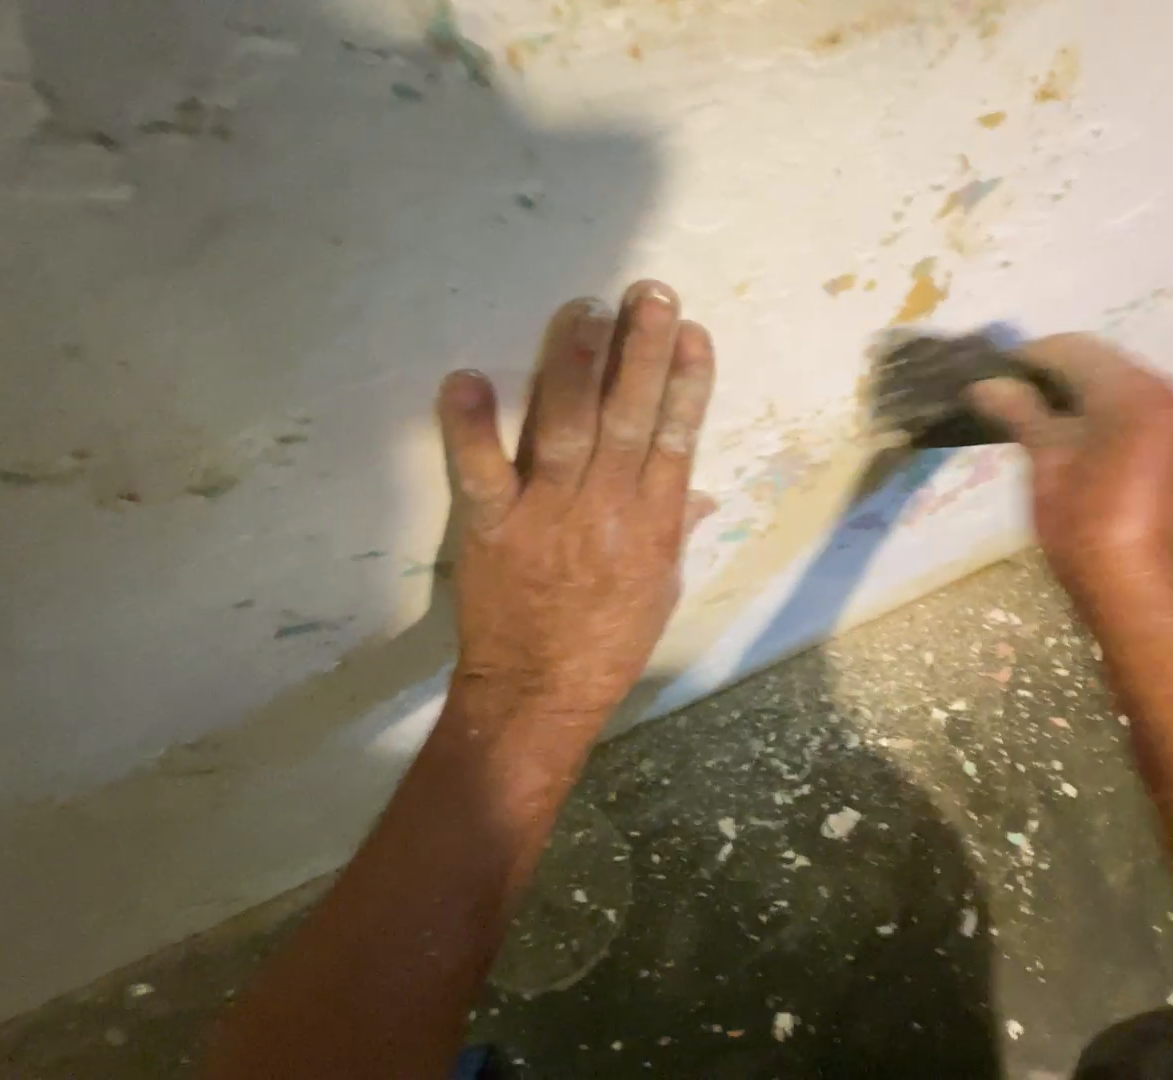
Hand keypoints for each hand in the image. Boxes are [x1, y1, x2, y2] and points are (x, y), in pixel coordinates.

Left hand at [435, 281, 715, 727]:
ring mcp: (550, 513)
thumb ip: (677, 530)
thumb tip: (704, 491)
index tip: (695, 334)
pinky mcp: (495, 526)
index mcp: (654, 523)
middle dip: (643, 352)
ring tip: (586, 310)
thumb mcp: (663, 588)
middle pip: (629, 417)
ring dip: (575, 366)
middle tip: (650, 294)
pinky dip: (471, 426)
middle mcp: (608, 507)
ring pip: (566, 427)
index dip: (688, 383)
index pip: (677, 438)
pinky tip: (468, 377)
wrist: (541, 692)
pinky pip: (481, 470)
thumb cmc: (609, 642)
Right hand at [967, 334, 1172, 605]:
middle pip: (1095, 360)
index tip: (989, 375)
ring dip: (1067, 390)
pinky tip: (1056, 428)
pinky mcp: (1167, 439)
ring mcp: (1169, 415)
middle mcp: (1160, 390)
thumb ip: (1021, 412)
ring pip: (1108, 380)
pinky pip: (1123, 404)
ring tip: (1022, 413)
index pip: (1073, 348)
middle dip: (1048, 372)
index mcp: (1133, 392)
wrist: (1131, 587)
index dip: (1027, 358)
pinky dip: (1089, 408)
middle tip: (1001, 395)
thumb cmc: (1083, 525)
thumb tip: (985, 383)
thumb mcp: (1046, 461)